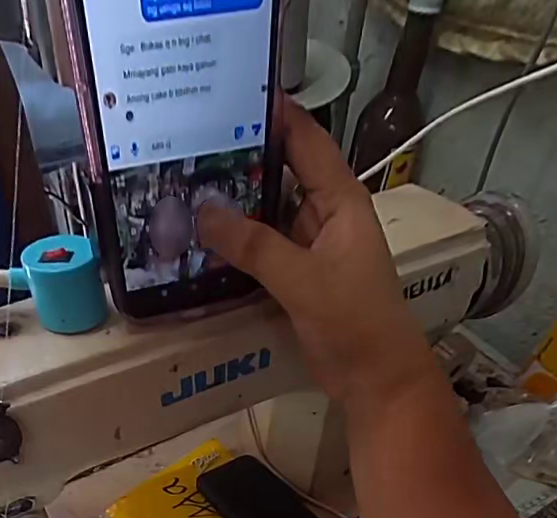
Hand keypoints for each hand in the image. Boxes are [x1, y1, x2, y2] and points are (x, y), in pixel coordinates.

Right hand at [197, 98, 435, 408]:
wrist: (375, 382)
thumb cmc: (354, 324)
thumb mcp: (304, 281)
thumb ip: (255, 247)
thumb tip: (203, 213)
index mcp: (339, 202)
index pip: (304, 141)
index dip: (268, 114)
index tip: (220, 95)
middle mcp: (324, 218)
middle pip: (278, 178)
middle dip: (237, 166)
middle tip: (181, 150)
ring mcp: (309, 252)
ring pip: (266, 220)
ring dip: (232, 213)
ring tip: (181, 193)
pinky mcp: (297, 283)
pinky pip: (262, 256)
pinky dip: (237, 252)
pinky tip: (201, 247)